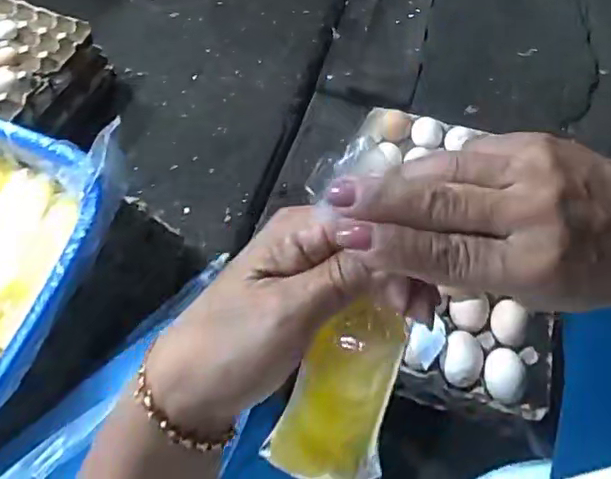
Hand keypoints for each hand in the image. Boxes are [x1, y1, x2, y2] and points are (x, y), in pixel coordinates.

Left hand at [142, 208, 430, 434]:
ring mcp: (309, 262)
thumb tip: (393, 243)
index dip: (397, 244)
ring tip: (419, 318)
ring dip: (395, 283)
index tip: (425, 286)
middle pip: (369, 236)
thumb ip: (341, 276)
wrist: (185, 393)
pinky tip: (399, 315)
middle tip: (425, 313)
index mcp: (299, 225)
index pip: (363, 217)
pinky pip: (355, 282)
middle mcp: (307, 234)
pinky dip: (379, 297)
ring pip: (367, 260)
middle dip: (401, 266)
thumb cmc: (232, 345)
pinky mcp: (311, 290)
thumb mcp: (288, 312)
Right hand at [327, 133, 610, 311]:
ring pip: (450, 166)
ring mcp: (534, 165)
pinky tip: (408, 167)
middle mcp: (532, 209)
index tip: (350, 238)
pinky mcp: (534, 138)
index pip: (450, 253)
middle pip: (442, 201)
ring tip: (360, 183)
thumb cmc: (600, 276)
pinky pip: (471, 150)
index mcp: (537, 265)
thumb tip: (413, 253)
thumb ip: (478, 269)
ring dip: (400, 175)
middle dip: (382, 200)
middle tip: (335, 198)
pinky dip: (435, 161)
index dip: (394, 245)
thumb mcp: (543, 295)